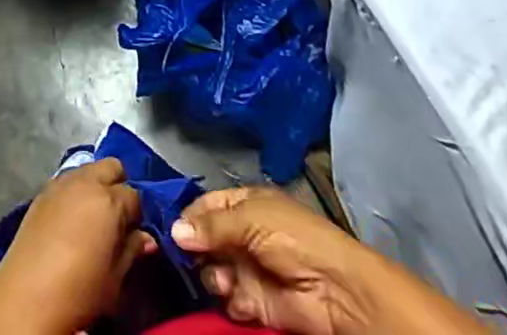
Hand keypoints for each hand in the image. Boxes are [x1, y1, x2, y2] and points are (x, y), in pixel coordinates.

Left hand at [0, 158, 156, 334]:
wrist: (27, 294)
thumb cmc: (79, 289)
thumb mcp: (115, 278)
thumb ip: (132, 250)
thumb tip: (145, 238)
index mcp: (109, 200)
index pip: (135, 196)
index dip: (137, 215)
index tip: (133, 233)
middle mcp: (85, 182)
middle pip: (112, 167)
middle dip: (118, 186)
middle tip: (116, 217)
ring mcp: (60, 183)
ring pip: (87, 170)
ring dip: (95, 186)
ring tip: (92, 217)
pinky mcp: (41, 191)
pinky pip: (66, 180)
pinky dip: (74, 191)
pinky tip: (70, 218)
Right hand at [173, 188, 366, 333]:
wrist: (336, 291)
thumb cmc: (293, 239)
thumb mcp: (250, 219)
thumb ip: (211, 225)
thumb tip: (173, 231)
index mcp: (245, 205)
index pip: (206, 205)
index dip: (189, 216)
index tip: (170, 230)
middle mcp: (243, 234)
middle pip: (205, 239)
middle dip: (196, 249)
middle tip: (193, 256)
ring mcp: (248, 268)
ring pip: (212, 269)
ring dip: (213, 275)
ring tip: (225, 279)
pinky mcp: (255, 301)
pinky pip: (228, 299)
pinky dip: (230, 300)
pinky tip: (240, 299)